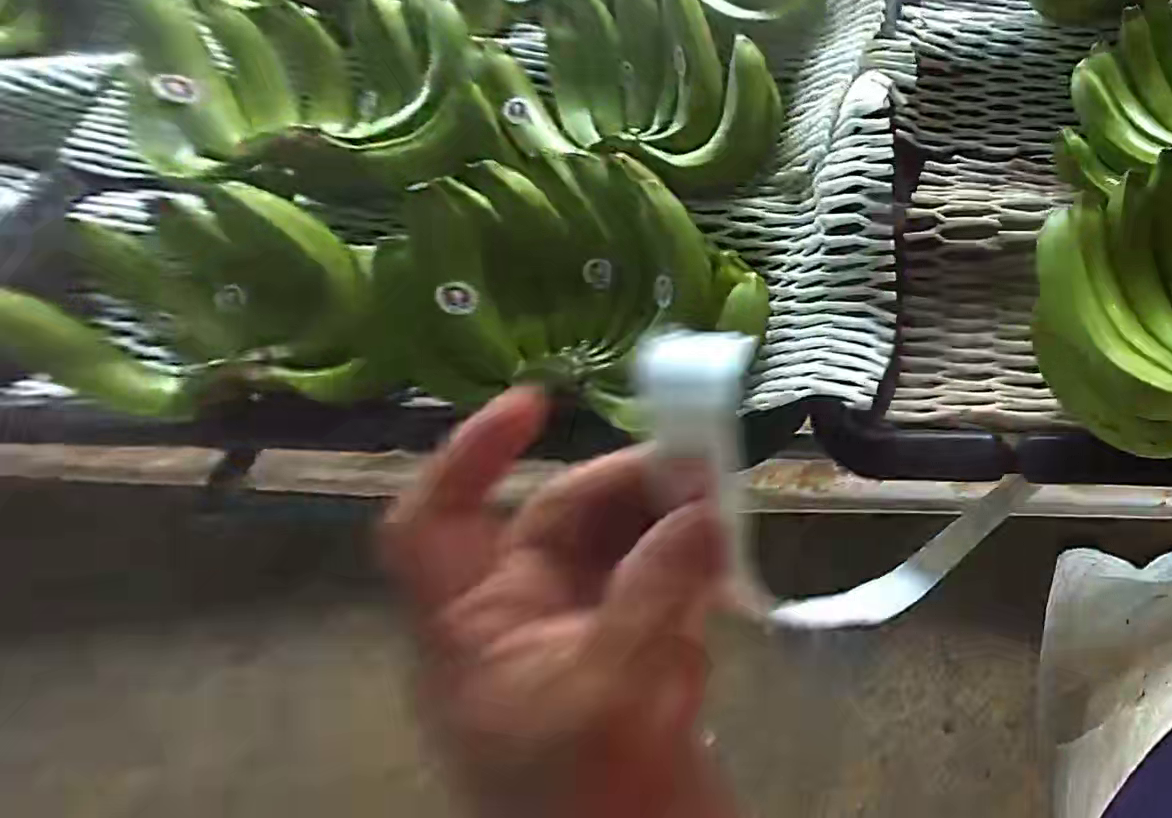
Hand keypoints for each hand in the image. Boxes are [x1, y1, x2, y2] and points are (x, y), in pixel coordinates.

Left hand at [381, 386, 735, 817]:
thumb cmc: (588, 787)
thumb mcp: (611, 691)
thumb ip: (654, 591)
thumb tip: (704, 509)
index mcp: (478, 622)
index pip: (434, 525)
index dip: (470, 456)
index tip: (540, 401)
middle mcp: (528, 600)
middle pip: (568, 509)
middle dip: (635, 483)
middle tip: (704, 472)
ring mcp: (588, 603)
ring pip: (626, 523)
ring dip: (676, 508)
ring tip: (727, 513)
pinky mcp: (639, 611)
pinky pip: (666, 549)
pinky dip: (698, 540)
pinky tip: (729, 550)